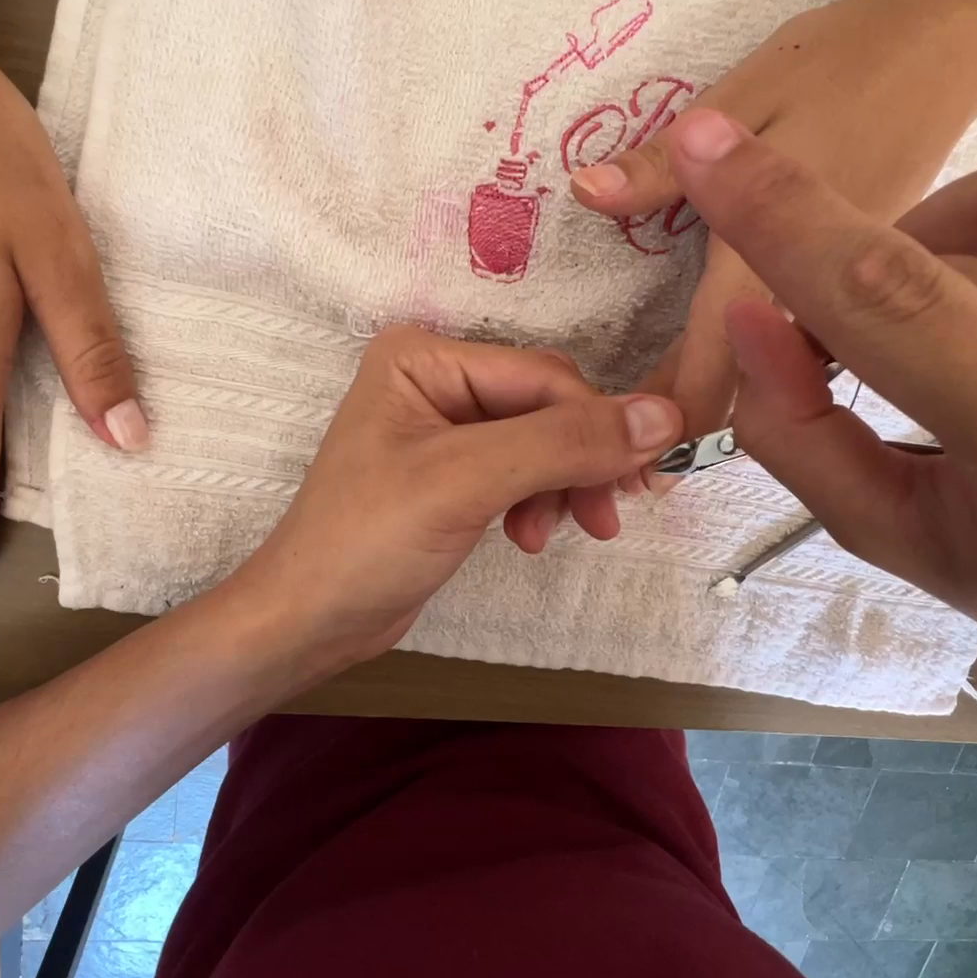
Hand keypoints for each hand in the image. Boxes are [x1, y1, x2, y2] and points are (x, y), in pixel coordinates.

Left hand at [225, 328, 681, 668]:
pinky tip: (528, 537)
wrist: (311, 621)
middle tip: (607, 515)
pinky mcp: (452, 475)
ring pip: (541, 443)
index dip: (599, 423)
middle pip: (546, 407)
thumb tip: (665, 415)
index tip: (649, 473)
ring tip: (546, 536)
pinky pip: (521, 472)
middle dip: (579, 461)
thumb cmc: (368, 542)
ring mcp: (444, 429)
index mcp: (424, 357)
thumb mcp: (466, 482)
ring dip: (561, 487)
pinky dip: (538, 502)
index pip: (542, 377)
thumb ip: (563, 443)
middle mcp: (436, 380)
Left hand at [571, 0, 976, 461]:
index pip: (711, 372)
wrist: (952, 47)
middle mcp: (804, 306)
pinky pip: (799, 353)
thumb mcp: (743, 96)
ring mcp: (839, 307)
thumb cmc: (843, 66)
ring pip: (770, 381)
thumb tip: (587, 191)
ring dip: (718, 409)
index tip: (629, 471)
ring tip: (660, 445)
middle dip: (682, 434)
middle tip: (631, 478)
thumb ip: (666, 165)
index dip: (668, 428)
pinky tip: (732, 386)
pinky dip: (760, 375)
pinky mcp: (857, 295)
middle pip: (735, 392)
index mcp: (763, 267)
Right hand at [670, 107, 976, 708]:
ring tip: (966, 294)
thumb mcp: (892, 535)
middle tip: (862, 327)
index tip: (706, 149)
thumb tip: (751, 310)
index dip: (787, 222)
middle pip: (966, 254)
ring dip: (969, 222)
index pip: (904, 310)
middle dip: (879, 276)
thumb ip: (796, 432)